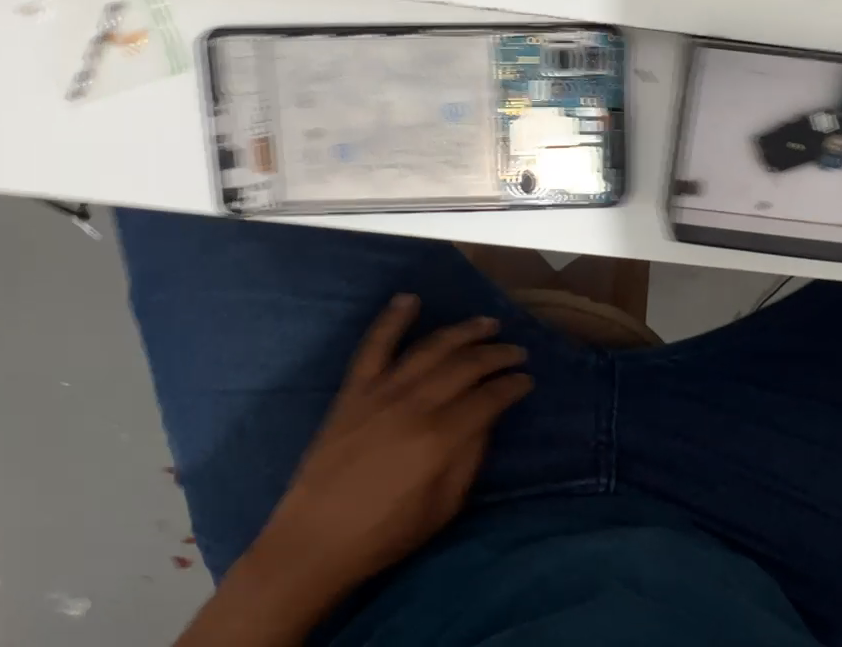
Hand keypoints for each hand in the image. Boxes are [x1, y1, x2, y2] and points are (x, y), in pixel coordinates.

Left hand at [258, 295, 533, 590]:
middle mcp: (414, 406)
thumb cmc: (385, 533)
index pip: (489, 398)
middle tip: (517, 352)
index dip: (513, 386)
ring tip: (487, 323)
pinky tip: (410, 300)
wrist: (314, 541)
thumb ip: (469, 458)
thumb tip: (487, 419)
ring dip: (463, 331)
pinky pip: (374, 346)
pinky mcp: (353, 391)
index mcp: (440, 439)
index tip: (527, 381)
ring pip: (430, 348)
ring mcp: (380, 393)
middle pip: (465, 366)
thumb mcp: (443, 507)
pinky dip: (392, 319)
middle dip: (497, 355)